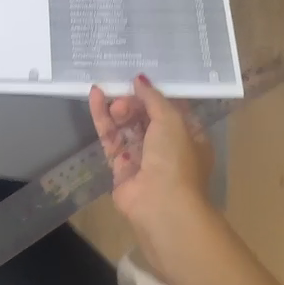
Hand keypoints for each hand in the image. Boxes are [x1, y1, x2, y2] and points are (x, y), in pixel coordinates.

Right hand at [89, 74, 216, 240]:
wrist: (162, 207)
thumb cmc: (175, 160)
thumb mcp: (171, 120)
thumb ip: (153, 98)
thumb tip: (140, 80)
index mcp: (188, 137)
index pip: (171, 109)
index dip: (155, 93)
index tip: (139, 77)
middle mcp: (166, 147)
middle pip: (145, 115)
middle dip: (133, 101)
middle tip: (123, 94)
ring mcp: (143, 158)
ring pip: (126, 125)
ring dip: (117, 107)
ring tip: (107, 92)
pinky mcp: (120, 167)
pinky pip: (111, 137)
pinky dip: (102, 117)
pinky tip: (95, 95)